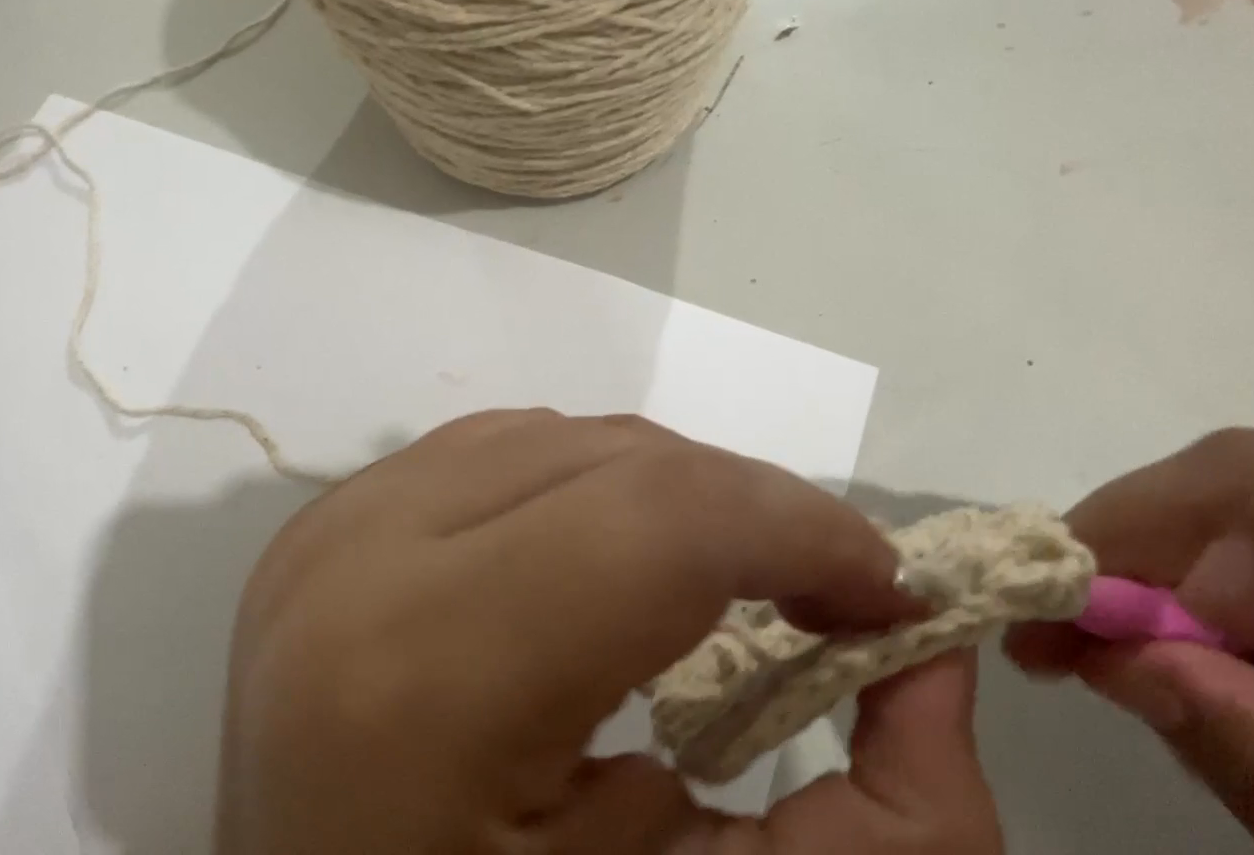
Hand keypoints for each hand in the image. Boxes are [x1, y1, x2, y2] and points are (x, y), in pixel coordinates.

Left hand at [215, 409, 1003, 853]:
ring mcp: (325, 533)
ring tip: (714, 586)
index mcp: (423, 677)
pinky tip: (601, 565)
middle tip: (818, 596)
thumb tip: (931, 652)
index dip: (802, 531)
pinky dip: (582, 488)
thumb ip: (885, 823)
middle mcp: (354, 566)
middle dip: (749, 513)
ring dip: (668, 496)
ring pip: (561, 437)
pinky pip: (492, 452)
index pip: (659, 519)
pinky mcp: (322, 525)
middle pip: (618, 461)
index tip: (885, 598)